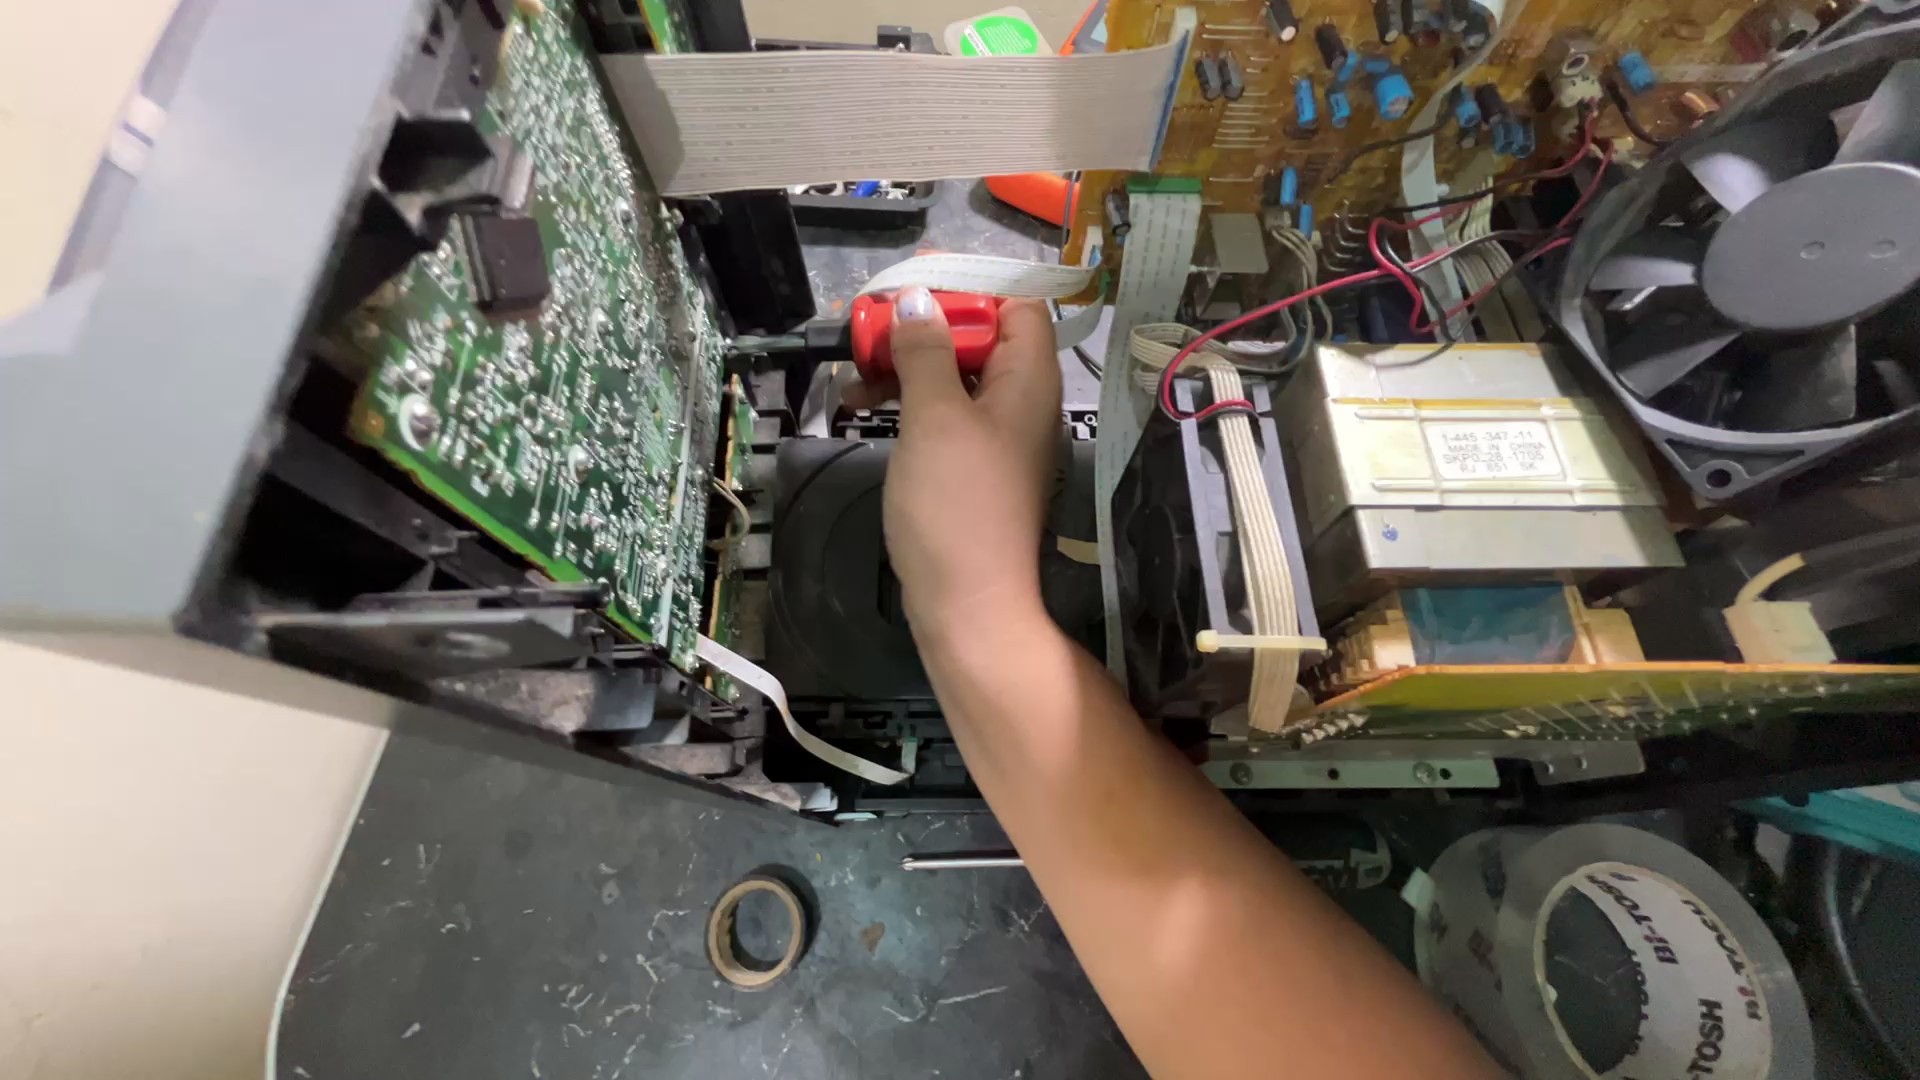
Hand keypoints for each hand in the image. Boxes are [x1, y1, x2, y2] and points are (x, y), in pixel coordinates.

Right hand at [846, 286, 1061, 645]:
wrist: (967, 602)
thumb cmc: (955, 505)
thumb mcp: (935, 418)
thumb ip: (926, 352)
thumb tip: (916, 301)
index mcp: (1028, 380)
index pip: (1016, 306)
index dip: (968, 290)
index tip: (911, 291)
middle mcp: (1020, 402)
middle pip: (980, 338)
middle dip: (923, 327)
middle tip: (868, 329)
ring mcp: (996, 437)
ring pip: (954, 377)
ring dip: (906, 366)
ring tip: (854, 371)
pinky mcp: (970, 467)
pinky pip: (943, 416)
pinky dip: (908, 404)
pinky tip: (862, 406)